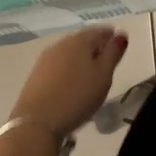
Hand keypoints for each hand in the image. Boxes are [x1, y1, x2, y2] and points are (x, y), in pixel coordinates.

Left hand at [9, 27, 129, 135]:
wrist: (35, 125)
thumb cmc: (76, 97)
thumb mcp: (103, 76)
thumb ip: (114, 53)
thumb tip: (121, 34)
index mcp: (80, 39)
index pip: (101, 31)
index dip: (111, 39)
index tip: (118, 53)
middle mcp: (61, 43)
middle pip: (83, 41)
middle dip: (95, 50)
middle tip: (104, 67)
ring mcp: (45, 60)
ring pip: (69, 55)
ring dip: (79, 62)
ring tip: (87, 79)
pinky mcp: (34, 77)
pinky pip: (57, 68)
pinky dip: (66, 73)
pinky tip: (69, 87)